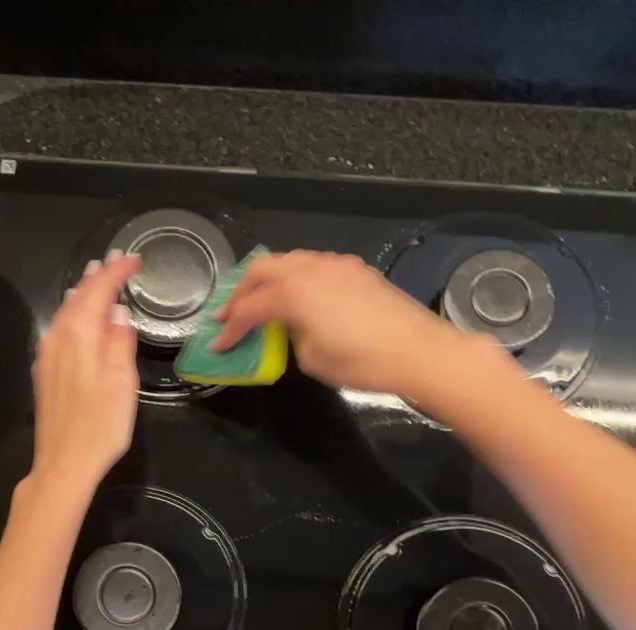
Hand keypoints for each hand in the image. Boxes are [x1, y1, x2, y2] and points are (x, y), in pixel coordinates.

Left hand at [28, 250, 142, 494]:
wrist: (64, 464)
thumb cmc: (100, 425)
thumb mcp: (122, 381)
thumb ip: (120, 341)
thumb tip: (119, 312)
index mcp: (78, 335)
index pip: (98, 290)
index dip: (117, 272)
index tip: (134, 259)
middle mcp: (57, 339)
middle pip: (78, 298)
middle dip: (98, 278)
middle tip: (116, 261)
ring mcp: (47, 357)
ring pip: (66, 313)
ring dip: (84, 294)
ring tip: (97, 279)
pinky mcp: (45, 375)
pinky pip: (61, 331)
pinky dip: (75, 315)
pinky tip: (79, 318)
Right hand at [210, 250, 510, 397]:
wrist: (419, 351)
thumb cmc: (361, 361)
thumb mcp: (311, 358)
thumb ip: (289, 337)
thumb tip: (289, 329)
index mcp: (293, 292)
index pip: (249, 308)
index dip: (229, 328)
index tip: (217, 345)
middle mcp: (310, 268)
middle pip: (262, 268)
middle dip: (240, 291)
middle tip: (228, 314)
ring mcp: (335, 265)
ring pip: (288, 261)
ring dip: (267, 280)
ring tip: (257, 302)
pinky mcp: (356, 271)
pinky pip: (312, 266)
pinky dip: (294, 278)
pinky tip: (295, 297)